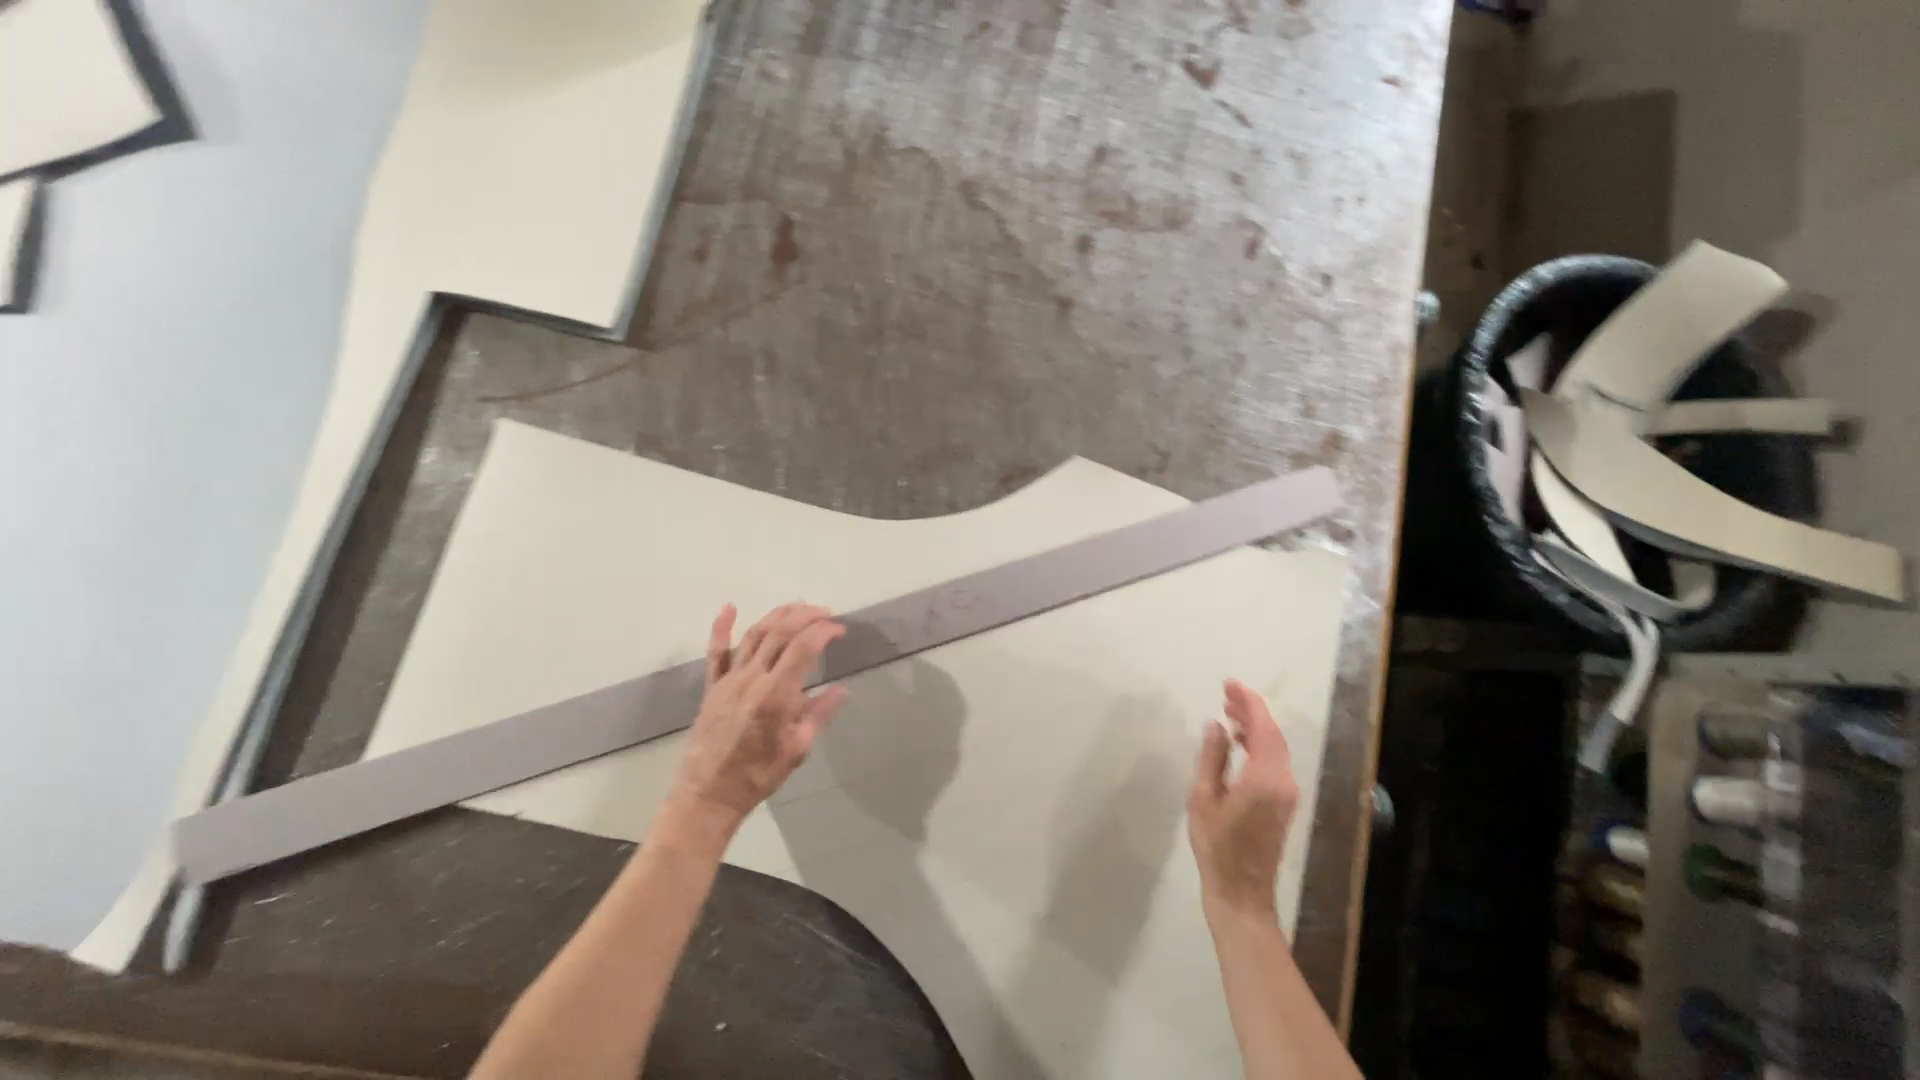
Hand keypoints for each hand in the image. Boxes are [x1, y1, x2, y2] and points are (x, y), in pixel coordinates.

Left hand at [665, 603, 849, 831]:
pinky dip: (722, 627)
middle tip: (825, 612)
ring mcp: (729, 680)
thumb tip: (842, 690)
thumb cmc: (759, 775)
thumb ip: (819, 714)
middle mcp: (752, 679)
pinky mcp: (712, 687)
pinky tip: (730, 607)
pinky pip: (716, 652)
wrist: (709, 793)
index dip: (823, 631)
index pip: (803, 648)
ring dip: (776, 616)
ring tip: (796, 606)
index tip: (840, 628)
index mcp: (776, 694)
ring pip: (753, 635)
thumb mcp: (798, 749)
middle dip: (804, 616)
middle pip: (779, 633)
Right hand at [1188, 680, 1299, 926]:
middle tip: (1226, 694)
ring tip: (1228, 713)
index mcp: (1265, 778)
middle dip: (1251, 711)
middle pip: (1272, 735)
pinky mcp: (1282, 804)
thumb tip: (1216, 725)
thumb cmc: (1217, 847)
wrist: (1242, 893)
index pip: (1262, 728)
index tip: (1230, 683)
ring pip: (1274, 748)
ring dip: (1254, 728)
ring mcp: (1286, 794)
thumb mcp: (1203, 798)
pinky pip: (1273, 763)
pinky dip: (1258, 746)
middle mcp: (1283, 781)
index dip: (1248, 702)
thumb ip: (1211, 758)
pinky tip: (1238, 743)